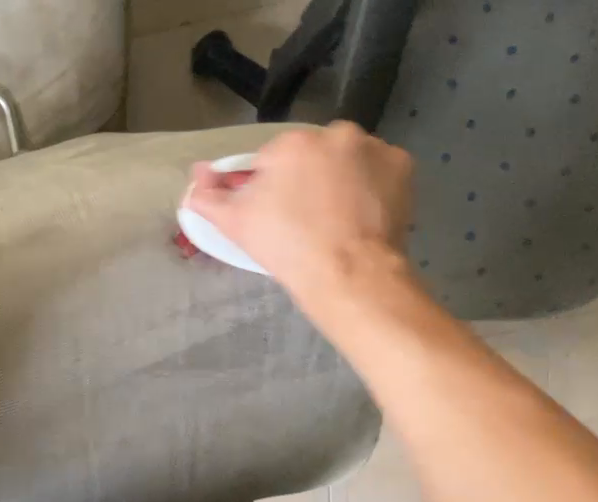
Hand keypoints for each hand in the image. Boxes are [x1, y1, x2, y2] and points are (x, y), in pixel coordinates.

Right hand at [181, 121, 414, 298]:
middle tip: (300, 218)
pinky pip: (375, 170)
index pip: (267, 160)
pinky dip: (366, 186)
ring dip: (335, 179)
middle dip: (302, 179)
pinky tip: (356, 214)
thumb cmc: (285, 246)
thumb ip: (209, 196)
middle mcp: (335, 133)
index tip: (269, 215)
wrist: (347, 272)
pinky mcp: (401, 163)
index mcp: (290, 143)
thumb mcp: (235, 224)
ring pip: (344, 160)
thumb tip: (196, 173)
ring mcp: (373, 146)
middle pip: (309, 155)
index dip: (265, 188)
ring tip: (330, 218)